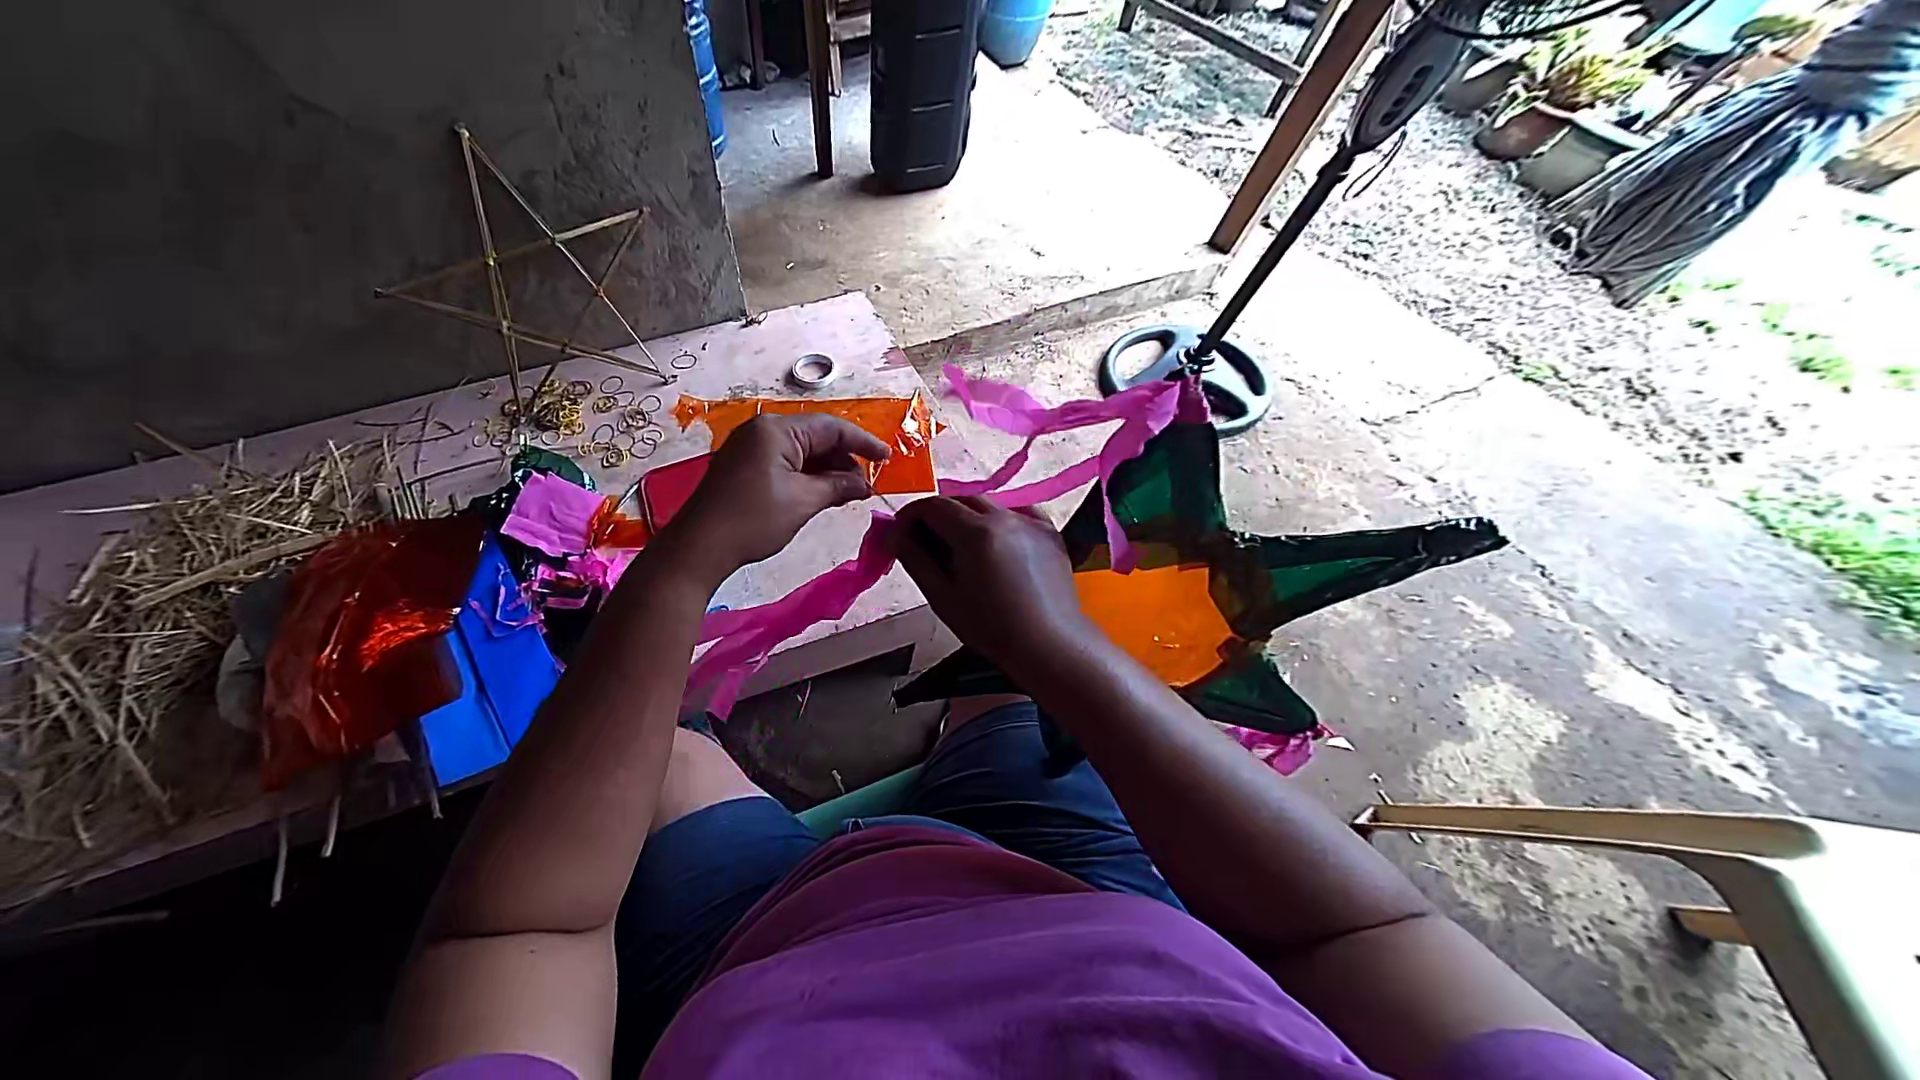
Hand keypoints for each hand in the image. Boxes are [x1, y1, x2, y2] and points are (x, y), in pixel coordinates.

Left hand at [657, 413, 890, 585]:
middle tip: (867, 485)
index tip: (886, 458)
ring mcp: (751, 447)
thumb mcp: (804, 501)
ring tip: (849, 493)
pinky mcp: (746, 465)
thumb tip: (863, 484)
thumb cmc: (753, 520)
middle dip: (844, 459)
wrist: (699, 547)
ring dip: (827, 470)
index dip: (862, 443)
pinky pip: (787, 462)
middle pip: (816, 436)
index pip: (831, 428)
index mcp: (777, 430)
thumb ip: (838, 486)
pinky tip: (824, 493)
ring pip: (803, 451)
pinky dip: (808, 476)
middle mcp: (763, 430)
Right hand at [892, 496, 1094, 676]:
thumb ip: (915, 559)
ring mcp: (1030, 522)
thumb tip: (895, 535)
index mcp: (975, 532)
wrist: (1048, 643)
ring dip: (968, 516)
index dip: (911, 514)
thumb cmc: (991, 627)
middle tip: (925, 541)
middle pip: (961, 500)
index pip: (933, 505)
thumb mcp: (943, 597)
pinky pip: (1018, 513)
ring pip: (989, 505)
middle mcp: (1004, 517)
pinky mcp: (1049, 532)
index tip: (901, 532)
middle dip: (938, 514)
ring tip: (960, 547)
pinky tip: (996, 542)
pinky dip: (1000, 520)